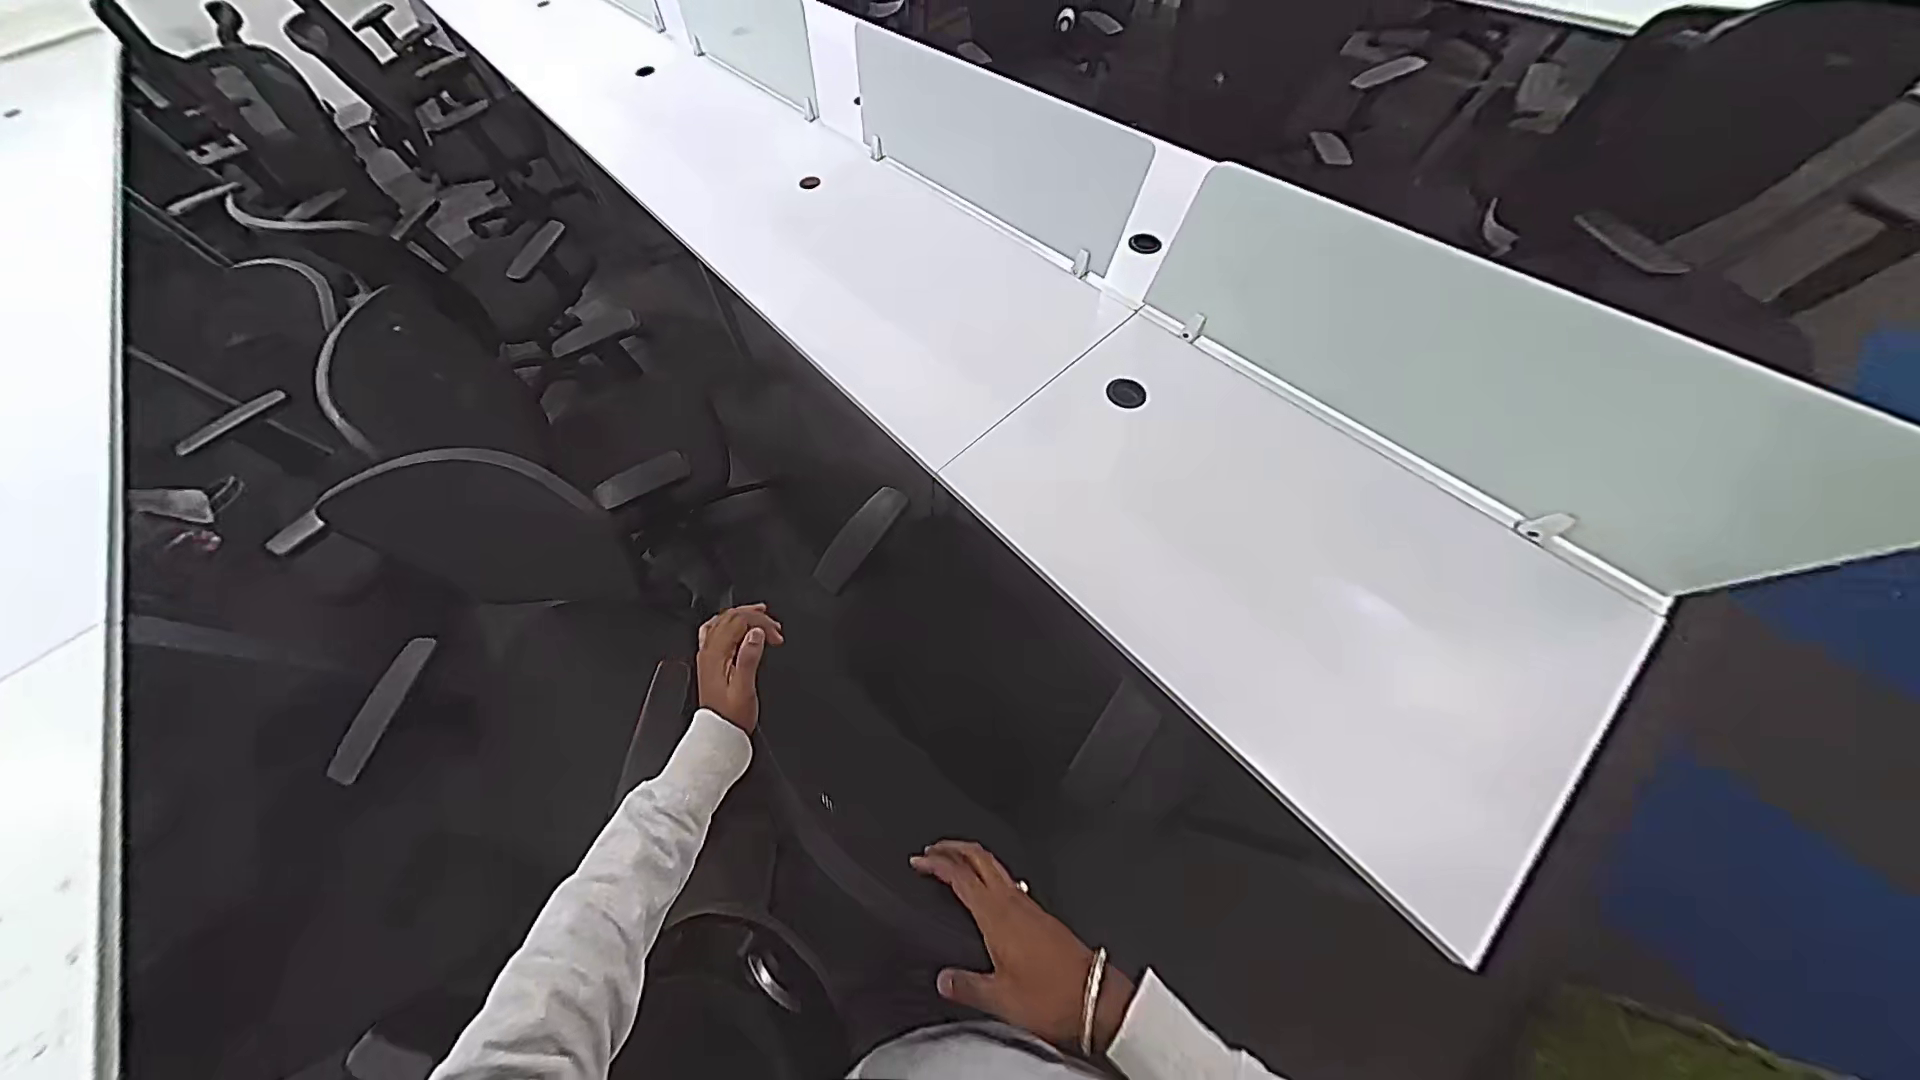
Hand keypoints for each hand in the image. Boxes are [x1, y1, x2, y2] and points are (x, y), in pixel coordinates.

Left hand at [696, 603, 782, 732]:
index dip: (761, 623)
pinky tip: (740, 627)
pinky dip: (732, 624)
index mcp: (715, 655)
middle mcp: (708, 651)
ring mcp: (708, 655)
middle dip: (756, 617)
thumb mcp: (745, 688)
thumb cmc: (732, 715)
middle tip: (775, 627)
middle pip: (730, 617)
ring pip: (723, 621)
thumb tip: (756, 634)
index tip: (777, 635)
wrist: (718, 732)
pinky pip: (717, 631)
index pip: (738, 622)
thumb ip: (749, 658)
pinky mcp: (711, 661)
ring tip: (761, 616)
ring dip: (744, 617)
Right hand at [912, 840, 1135, 1055]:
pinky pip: (1006, 877)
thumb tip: (944, 979)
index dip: (937, 864)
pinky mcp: (1038, 911)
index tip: (918, 861)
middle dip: (952, 847)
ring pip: (993, 864)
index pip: (960, 876)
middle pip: (979, 856)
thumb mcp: (1001, 998)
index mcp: (997, 915)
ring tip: (954, 860)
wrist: (1094, 995)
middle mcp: (1012, 901)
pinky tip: (987, 886)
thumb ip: (968, 986)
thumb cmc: (1052, 996)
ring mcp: (1028, 903)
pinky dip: (987, 871)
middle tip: (932, 849)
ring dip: (970, 856)